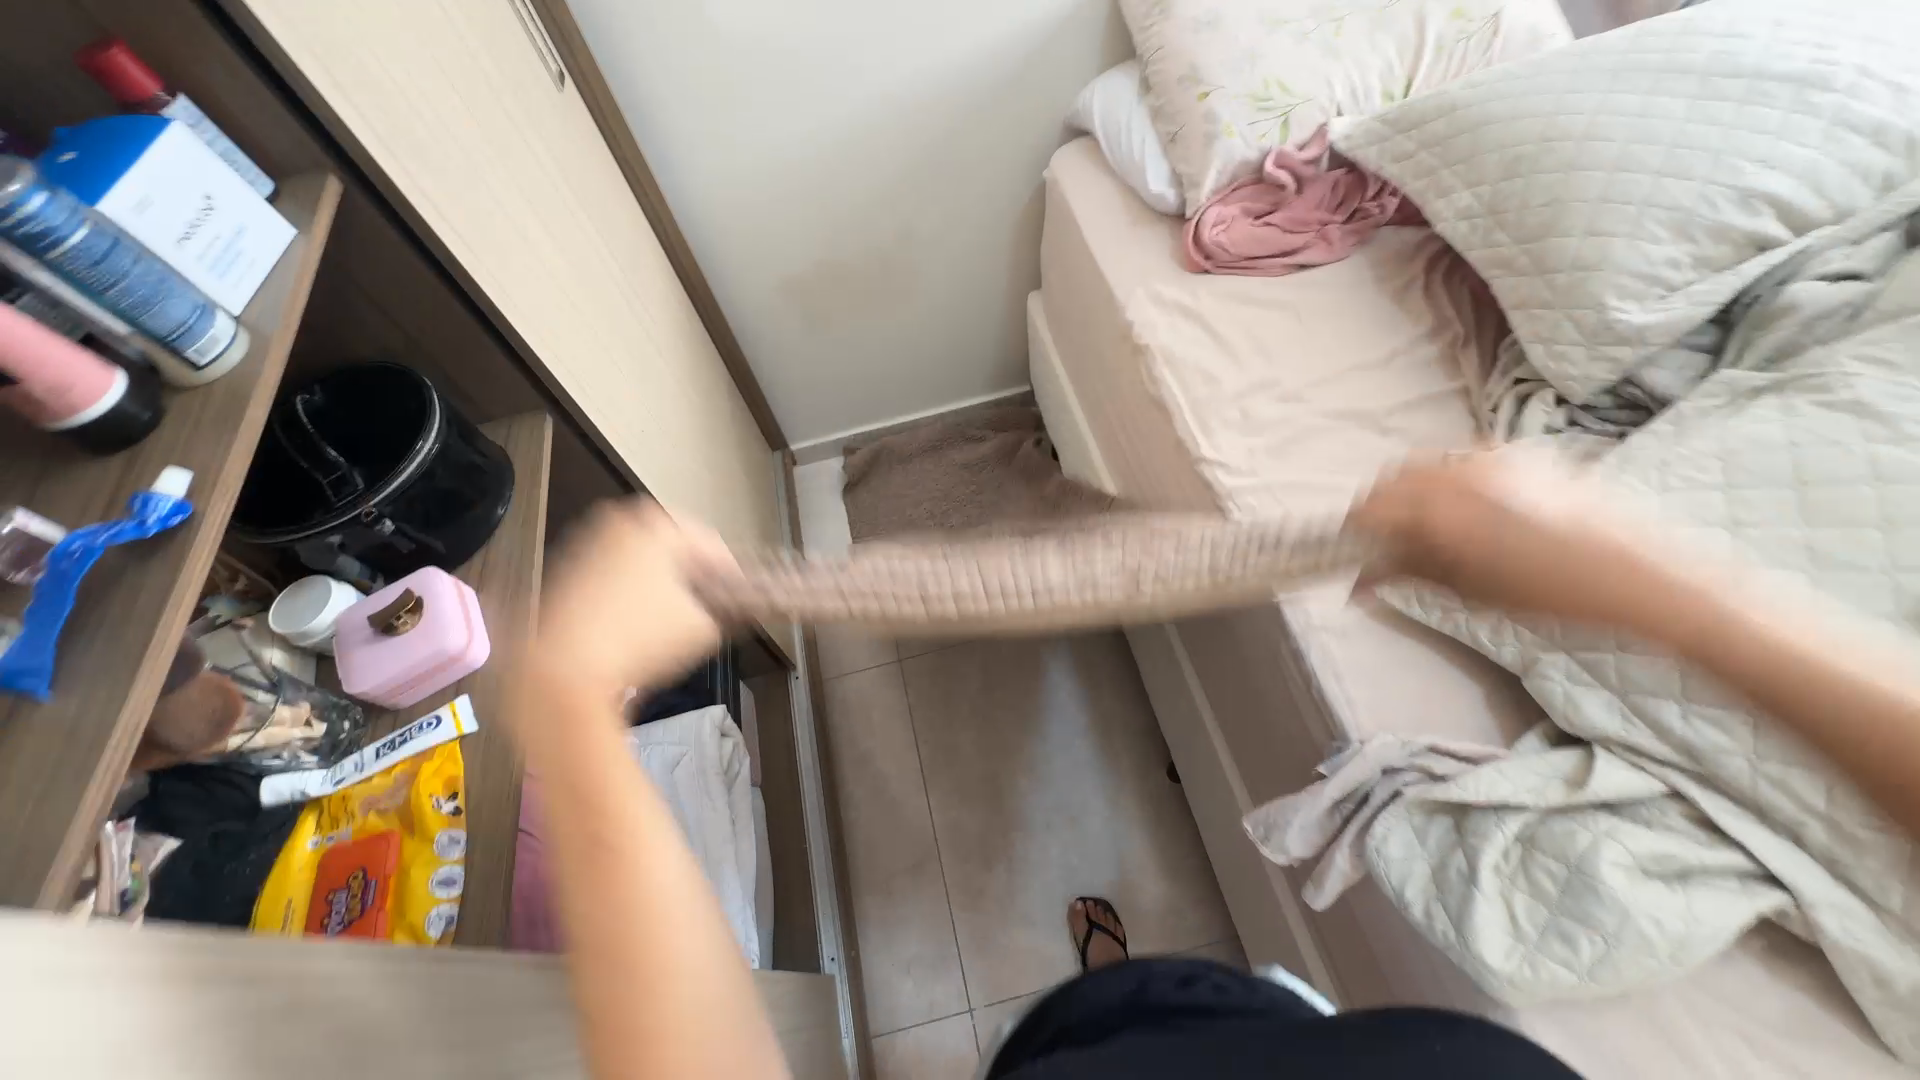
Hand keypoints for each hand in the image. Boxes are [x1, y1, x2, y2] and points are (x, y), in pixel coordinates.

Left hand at [526, 498, 739, 701]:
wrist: (564, 669)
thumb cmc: (634, 639)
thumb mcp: (702, 628)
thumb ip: (726, 610)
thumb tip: (731, 608)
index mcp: (657, 523)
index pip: (714, 546)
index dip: (735, 577)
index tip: (744, 598)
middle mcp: (620, 522)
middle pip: (676, 549)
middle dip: (695, 578)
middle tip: (713, 607)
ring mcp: (588, 543)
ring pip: (644, 562)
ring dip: (664, 585)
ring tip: (678, 619)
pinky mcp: (566, 571)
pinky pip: (616, 576)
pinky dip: (634, 592)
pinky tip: (644, 623)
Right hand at [1350, 448, 1694, 633]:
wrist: (1643, 575)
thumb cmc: (1551, 593)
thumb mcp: (1471, 590)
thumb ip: (1409, 574)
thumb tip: (1359, 583)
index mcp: (1440, 507)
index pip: (1370, 508)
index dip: (1353, 531)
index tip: (1351, 551)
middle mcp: (1460, 471)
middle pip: (1393, 478)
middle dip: (1380, 507)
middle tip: (1385, 541)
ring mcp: (1494, 457)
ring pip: (1427, 464)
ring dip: (1412, 490)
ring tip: (1424, 525)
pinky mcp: (1523, 454)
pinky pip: (1463, 459)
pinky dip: (1447, 479)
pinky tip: (1465, 508)